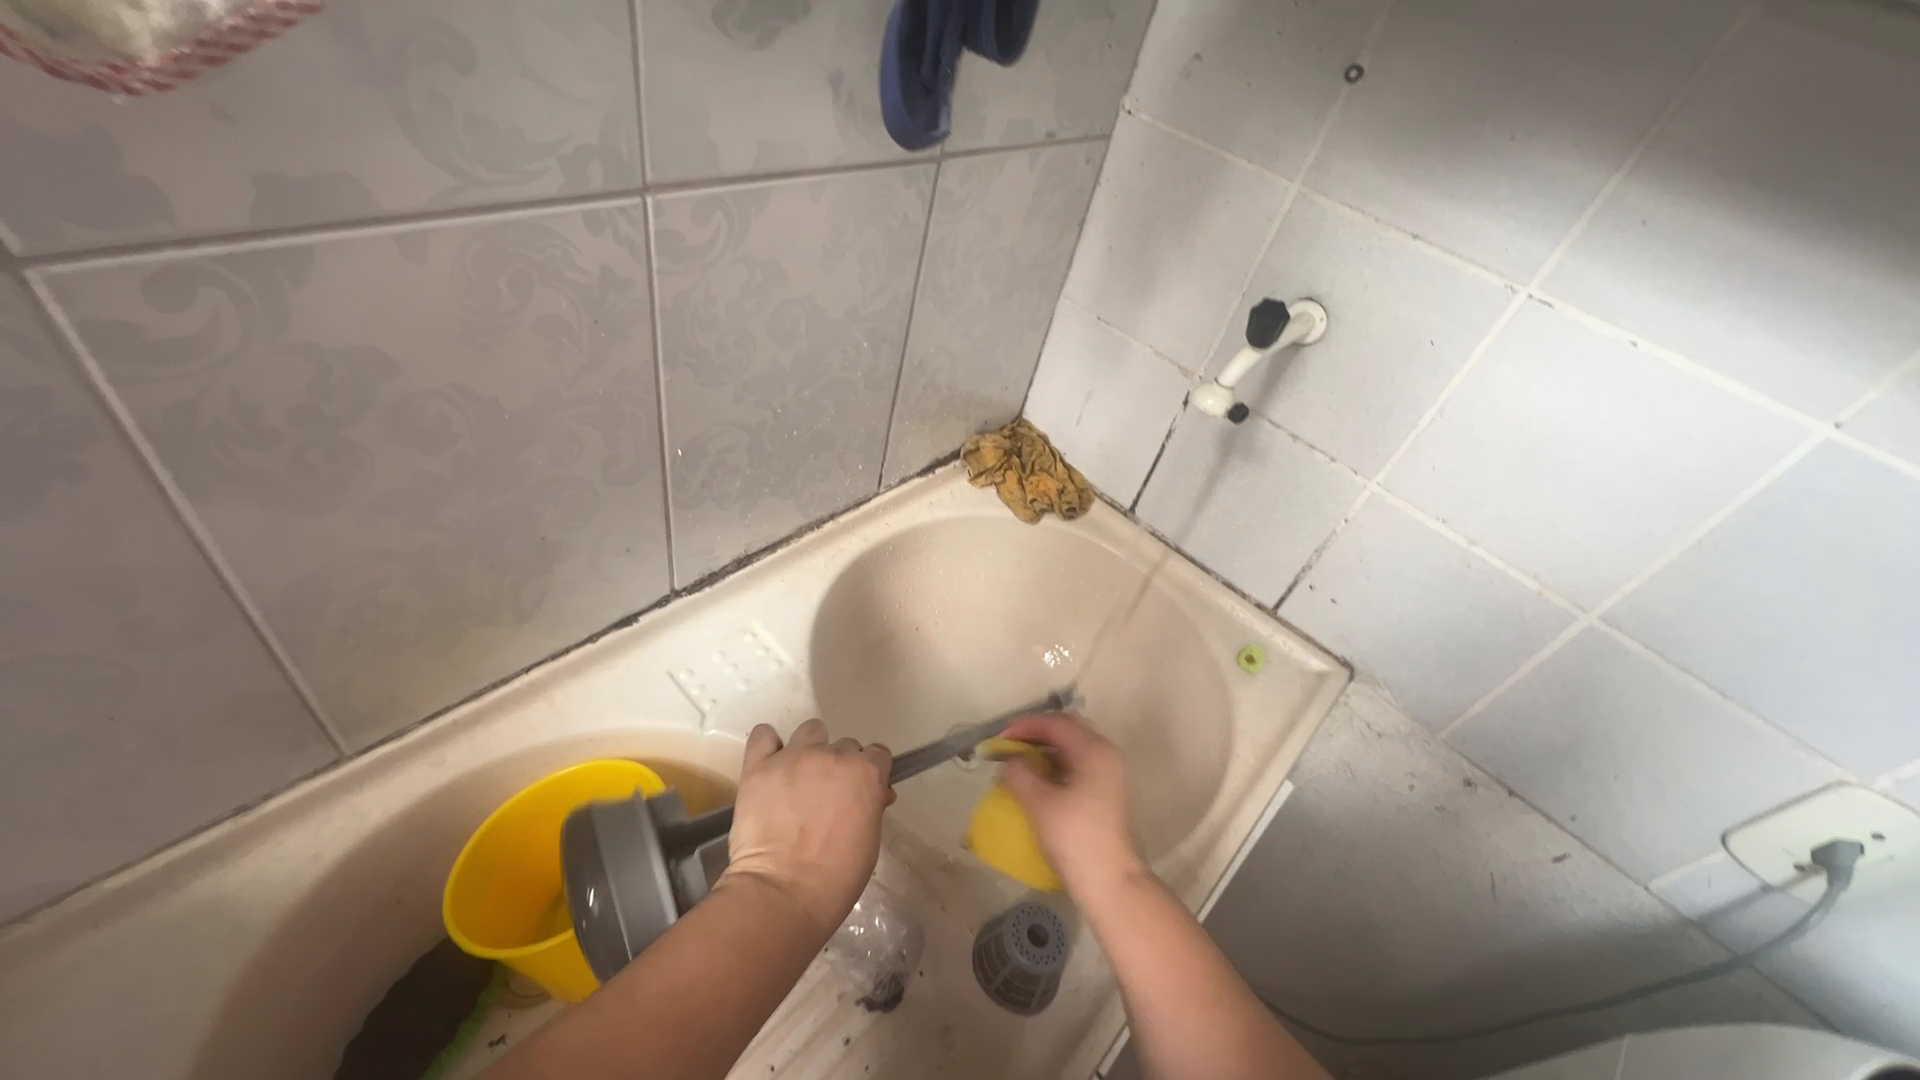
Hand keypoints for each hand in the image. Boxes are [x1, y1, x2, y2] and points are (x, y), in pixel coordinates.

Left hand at [722, 719, 894, 931]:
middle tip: (827, 797)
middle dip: (840, 767)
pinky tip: (770, 764)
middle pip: (845, 746)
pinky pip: (764, 735)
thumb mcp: (869, 840)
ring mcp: (794, 757)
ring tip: (798, 779)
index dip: (871, 773)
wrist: (782, 894)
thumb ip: (871, 806)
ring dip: (810, 750)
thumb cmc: (836, 878)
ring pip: (811, 731)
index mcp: (866, 773)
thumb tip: (872, 794)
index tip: (862, 792)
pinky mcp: (758, 767)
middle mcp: (833, 755)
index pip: (878, 754)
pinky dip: (769, 745)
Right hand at [998, 712, 1147, 894]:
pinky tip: (1038, 780)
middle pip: (1068, 730)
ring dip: (1046, 750)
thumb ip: (1020, 773)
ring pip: (1074, 748)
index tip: (998, 739)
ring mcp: (1111, 773)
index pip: (1055, 723)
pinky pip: (1079, 764)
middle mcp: (1107, 754)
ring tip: (1019, 763)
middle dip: (1036, 734)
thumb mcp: (1040, 803)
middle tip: (1009, 746)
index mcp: (1094, 750)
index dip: (1024, 726)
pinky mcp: (1108, 791)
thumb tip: (1010, 759)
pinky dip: (1056, 765)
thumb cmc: (1075, 838)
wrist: (1111, 881)